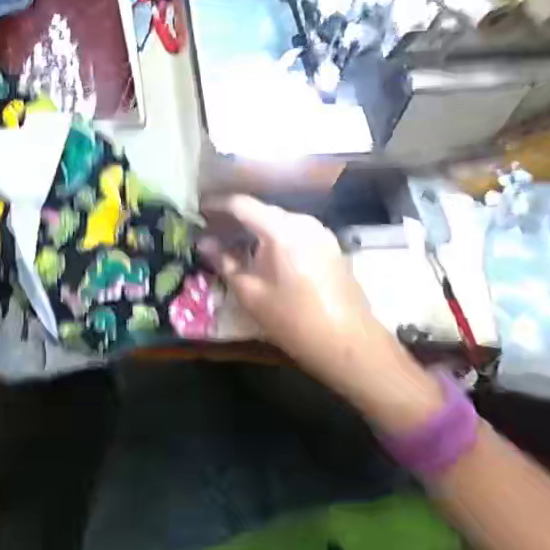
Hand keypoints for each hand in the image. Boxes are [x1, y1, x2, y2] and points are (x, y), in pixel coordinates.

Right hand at [201, 195, 440, 429]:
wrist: (351, 345)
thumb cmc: (295, 321)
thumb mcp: (250, 293)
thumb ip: (224, 262)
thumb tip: (204, 243)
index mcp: (281, 229)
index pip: (242, 204)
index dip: (216, 204)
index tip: (198, 210)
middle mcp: (303, 222)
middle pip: (262, 210)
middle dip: (235, 218)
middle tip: (211, 230)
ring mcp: (321, 232)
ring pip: (279, 221)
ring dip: (255, 228)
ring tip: (233, 242)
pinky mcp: (330, 246)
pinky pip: (295, 232)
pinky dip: (274, 237)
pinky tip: (262, 254)